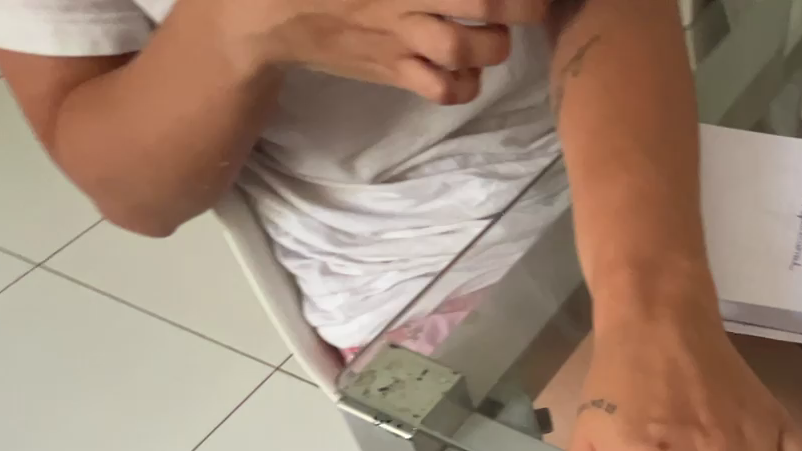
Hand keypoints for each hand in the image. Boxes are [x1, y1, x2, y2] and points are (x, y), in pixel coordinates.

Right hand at [222, 0, 546, 103]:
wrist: (265, 9)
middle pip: (478, 0)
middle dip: (519, 4)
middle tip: (536, 4)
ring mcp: (398, 39)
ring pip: (463, 50)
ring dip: (494, 45)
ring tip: (498, 36)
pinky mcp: (394, 72)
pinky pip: (443, 90)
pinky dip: (467, 85)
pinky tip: (470, 71)